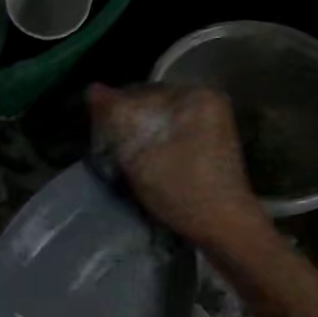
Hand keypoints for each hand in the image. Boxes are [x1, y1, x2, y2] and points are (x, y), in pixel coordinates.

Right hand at [86, 82, 269, 249]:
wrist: (225, 228)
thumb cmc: (181, 187)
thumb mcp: (139, 152)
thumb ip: (114, 116)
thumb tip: (92, 89)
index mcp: (195, 95)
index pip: (139, 92)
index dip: (114, 113)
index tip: (101, 138)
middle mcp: (208, 102)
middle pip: (152, 106)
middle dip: (129, 125)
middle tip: (112, 151)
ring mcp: (213, 124)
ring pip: (161, 123)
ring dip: (142, 138)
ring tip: (128, 162)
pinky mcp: (212, 146)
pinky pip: (174, 136)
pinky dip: (158, 147)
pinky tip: (149, 167)